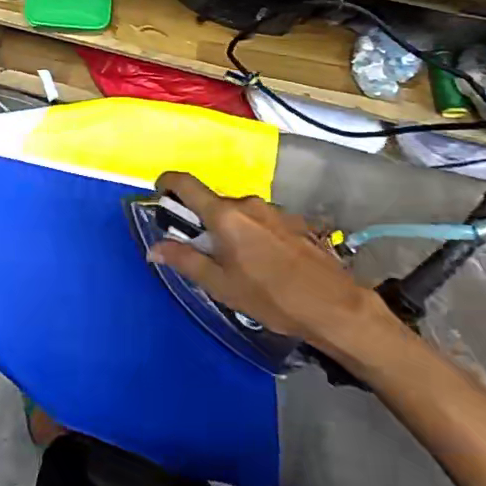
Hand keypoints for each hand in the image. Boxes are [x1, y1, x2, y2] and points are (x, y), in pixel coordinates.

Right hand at [149, 171, 395, 354]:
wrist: (330, 302)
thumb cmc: (269, 297)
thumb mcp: (221, 285)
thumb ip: (186, 261)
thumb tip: (155, 247)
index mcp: (226, 215)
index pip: (188, 184)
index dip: (169, 182)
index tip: (159, 192)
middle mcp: (250, 203)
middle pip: (216, 204)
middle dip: (205, 223)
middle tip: (204, 254)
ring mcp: (275, 210)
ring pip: (241, 214)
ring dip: (232, 231)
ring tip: (239, 266)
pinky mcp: (295, 220)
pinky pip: (263, 222)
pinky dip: (255, 235)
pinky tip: (267, 263)